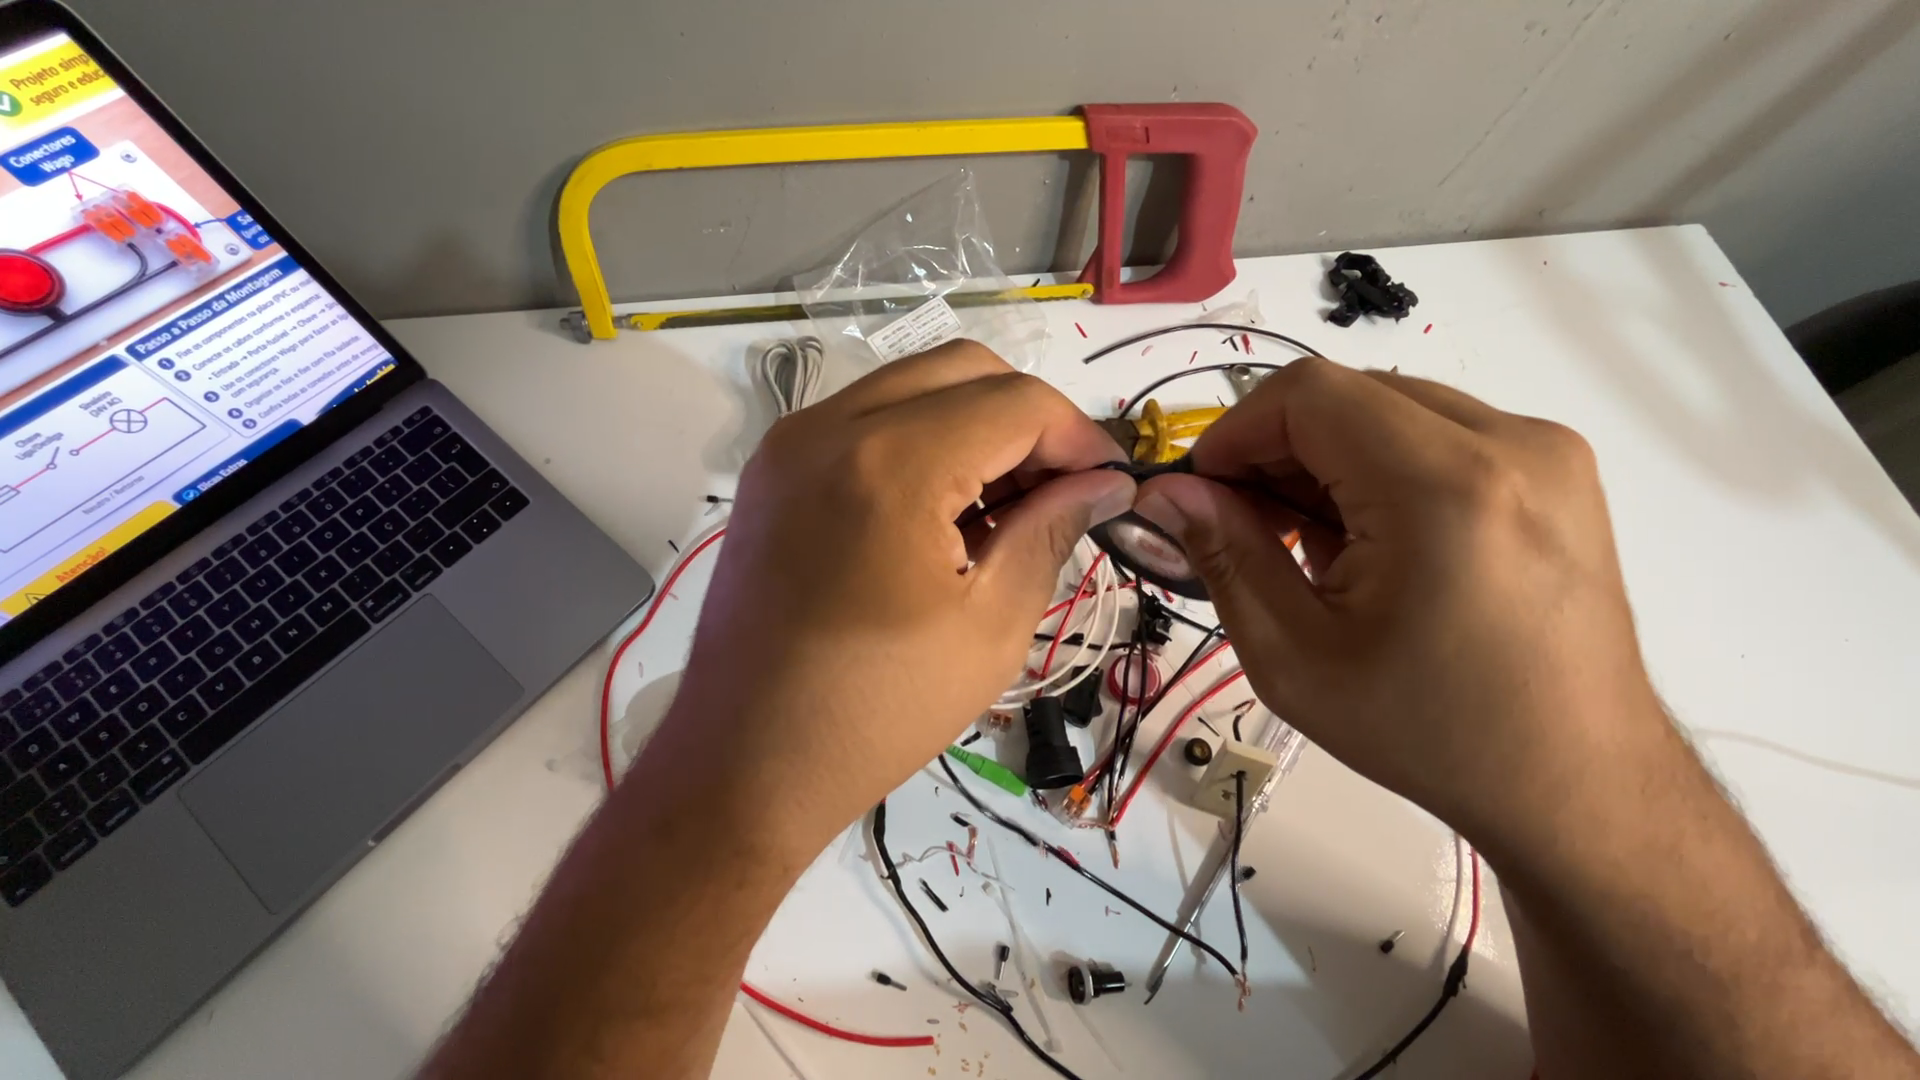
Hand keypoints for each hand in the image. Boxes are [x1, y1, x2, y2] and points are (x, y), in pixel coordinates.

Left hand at [650, 341, 1133, 850]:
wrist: (745, 763)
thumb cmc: (877, 711)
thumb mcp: (991, 627)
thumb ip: (1051, 531)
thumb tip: (1105, 483)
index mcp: (889, 464)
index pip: (1015, 403)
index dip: (1079, 436)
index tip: (1109, 485)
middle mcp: (829, 426)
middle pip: (963, 370)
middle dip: (1028, 418)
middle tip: (1059, 490)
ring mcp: (789, 443)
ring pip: (912, 386)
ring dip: (974, 425)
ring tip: (1004, 506)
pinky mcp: (773, 472)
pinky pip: (866, 420)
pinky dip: (921, 440)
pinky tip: (942, 510)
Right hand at [1134, 357, 1667, 854]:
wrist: (1576, 782)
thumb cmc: (1425, 730)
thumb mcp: (1293, 655)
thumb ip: (1224, 555)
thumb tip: (1164, 491)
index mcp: (1444, 487)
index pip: (1308, 394)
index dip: (1235, 431)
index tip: (1204, 494)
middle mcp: (1511, 443)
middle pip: (1349, 394)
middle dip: (1277, 448)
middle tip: (1246, 525)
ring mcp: (1548, 452)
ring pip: (1391, 408)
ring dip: (1327, 457)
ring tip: (1309, 540)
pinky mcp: (1560, 471)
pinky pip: (1439, 431)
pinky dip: (1380, 465)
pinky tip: (1369, 538)